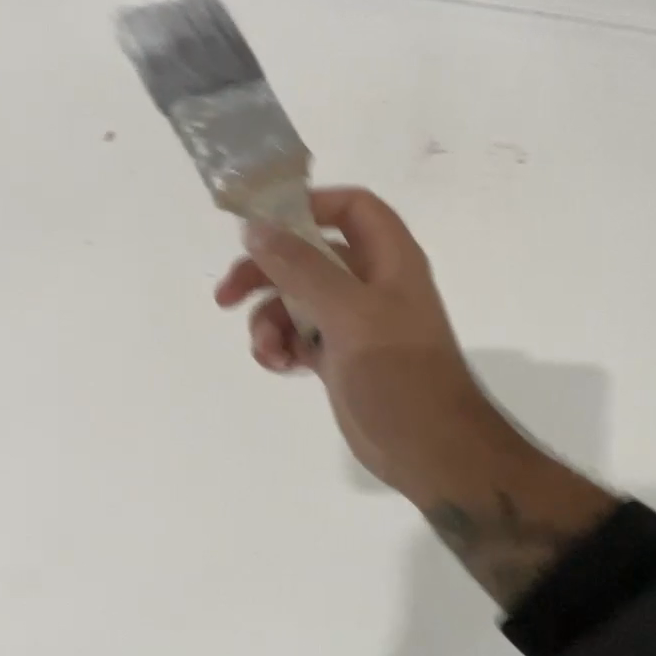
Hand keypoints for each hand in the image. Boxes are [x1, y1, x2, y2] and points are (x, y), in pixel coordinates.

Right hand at [215, 187, 618, 605]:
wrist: (428, 447)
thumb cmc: (398, 373)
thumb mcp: (348, 312)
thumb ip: (300, 267)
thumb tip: (255, 229)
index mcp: (387, 260)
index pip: (350, 208)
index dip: (307, 208)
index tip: (261, 228)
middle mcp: (370, 284)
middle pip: (307, 256)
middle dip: (265, 273)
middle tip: (227, 296)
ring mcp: (353, 323)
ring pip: (294, 301)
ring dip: (268, 321)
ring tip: (267, 351)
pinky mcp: (339, 358)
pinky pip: (297, 337)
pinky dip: (280, 347)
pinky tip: (278, 366)